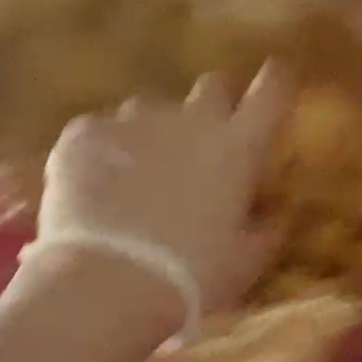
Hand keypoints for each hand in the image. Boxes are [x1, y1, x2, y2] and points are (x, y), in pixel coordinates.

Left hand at [30, 64, 292, 314]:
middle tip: (206, 143)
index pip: (271, 93)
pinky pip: (101, 132)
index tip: (277, 78)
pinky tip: (98, 187)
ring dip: (155, 134)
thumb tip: (275, 212)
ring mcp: (133, 122)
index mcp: (237, 150)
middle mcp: (189, 121)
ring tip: (142, 176)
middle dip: (215, 105)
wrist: (109, 283)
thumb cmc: (193, 277)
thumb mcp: (246, 263)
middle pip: (211, 87)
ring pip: (150, 110)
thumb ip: (266, 229)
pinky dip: (105, 153)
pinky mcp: (84, 133)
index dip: (276, 83)